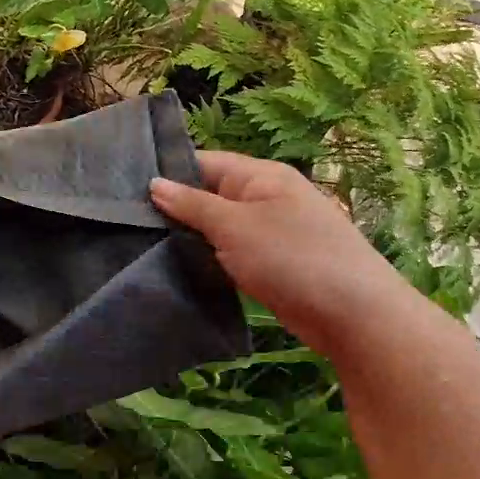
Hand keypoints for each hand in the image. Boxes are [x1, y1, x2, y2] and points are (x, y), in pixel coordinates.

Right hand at [149, 150, 408, 354]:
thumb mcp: (233, 226)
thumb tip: (154, 184)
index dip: (166, 173)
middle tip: (127, 221)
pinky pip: (228, 250)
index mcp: (262, 176)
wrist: (355, 317)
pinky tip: (177, 265)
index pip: (202, 162)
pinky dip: (206, 256)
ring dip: (188, 235)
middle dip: (172, 207)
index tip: (124, 190)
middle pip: (207, 193)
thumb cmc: (293, 258)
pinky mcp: (270, 262)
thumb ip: (190, 204)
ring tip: (142, 243)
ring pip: (215, 225)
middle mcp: (266, 197)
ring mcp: (270, 231)